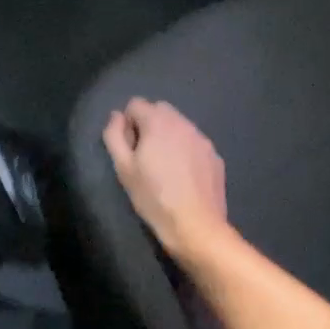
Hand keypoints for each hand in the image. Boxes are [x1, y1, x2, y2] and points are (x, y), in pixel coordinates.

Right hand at [103, 99, 228, 259]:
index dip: (127, 123)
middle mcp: (183, 123)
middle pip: (160, 110)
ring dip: (168, 137)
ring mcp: (202, 139)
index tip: (129, 148)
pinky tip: (182, 176)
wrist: (195, 225)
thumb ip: (115, 136)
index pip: (136, 104)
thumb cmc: (153, 197)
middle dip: (148, 125)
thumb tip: (116, 116)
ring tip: (164, 167)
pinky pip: (194, 142)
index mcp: (158, 122)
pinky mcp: (214, 156)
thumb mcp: (123, 168)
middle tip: (144, 156)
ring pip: (179, 126)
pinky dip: (184, 150)